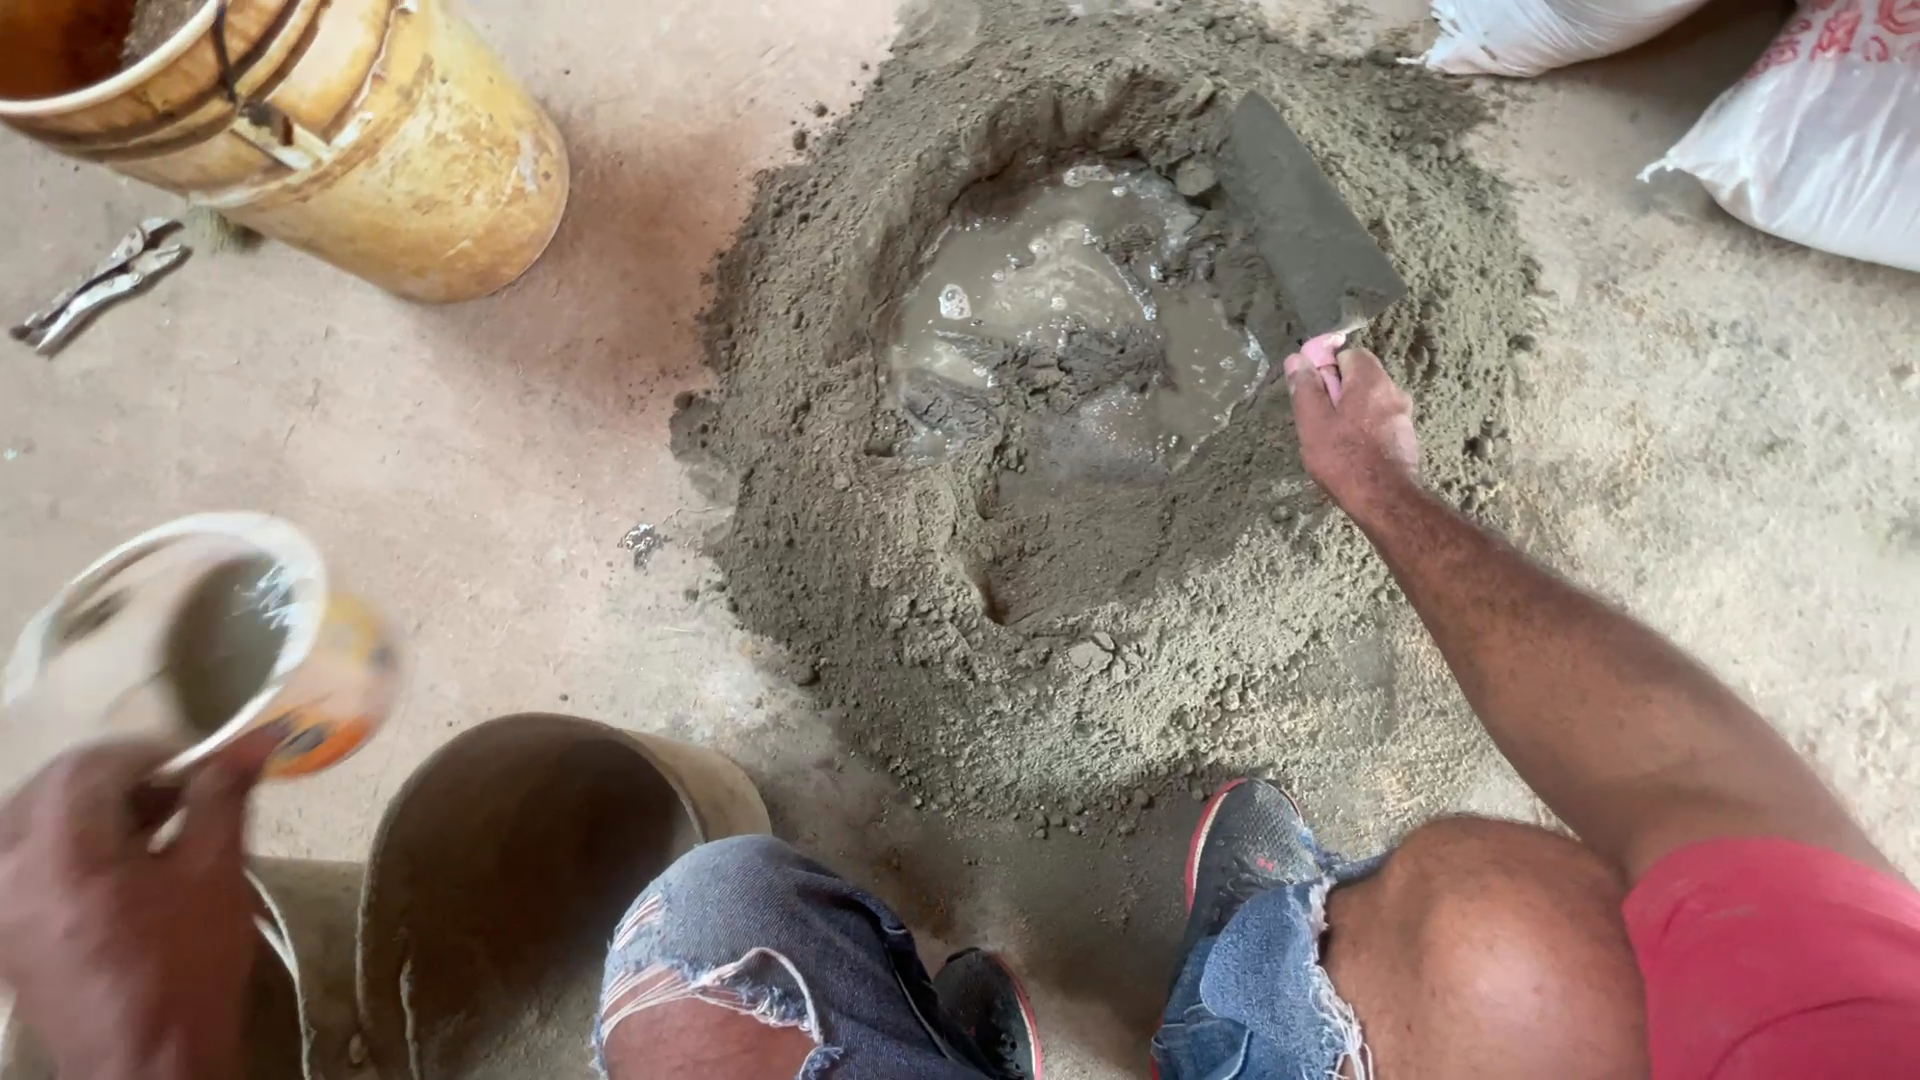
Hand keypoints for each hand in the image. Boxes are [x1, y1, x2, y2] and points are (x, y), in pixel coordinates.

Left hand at [0, 740, 265, 1079]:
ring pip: (30, 821)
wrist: (146, 1049)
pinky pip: (24, 859)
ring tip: (163, 819)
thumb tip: (257, 739)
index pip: (86, 767)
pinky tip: (131, 857)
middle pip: (47, 789)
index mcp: (58, 857)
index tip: (203, 763)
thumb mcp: (217, 867)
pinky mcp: (3, 928)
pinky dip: (75, 839)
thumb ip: (224, 796)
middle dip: (121, 775)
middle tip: (185, 786)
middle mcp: (5, 875)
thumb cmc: (188, 955)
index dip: (150, 751)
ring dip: (96, 805)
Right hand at [1283, 334, 1419, 513]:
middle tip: (1317, 420)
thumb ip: (1306, 388)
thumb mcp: (1313, 422)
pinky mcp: (1405, 437)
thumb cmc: (1343, 458)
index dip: (1327, 367)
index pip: (1350, 354)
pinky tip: (1350, 452)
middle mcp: (1393, 391)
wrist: (1384, 499)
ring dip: (1349, 412)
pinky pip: (1378, 421)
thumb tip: (1298, 359)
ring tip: (1331, 440)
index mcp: (1371, 381)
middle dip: (1337, 392)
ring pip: (1368, 401)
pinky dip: (1362, 428)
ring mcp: (1402, 415)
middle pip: (1360, 378)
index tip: (1312, 391)